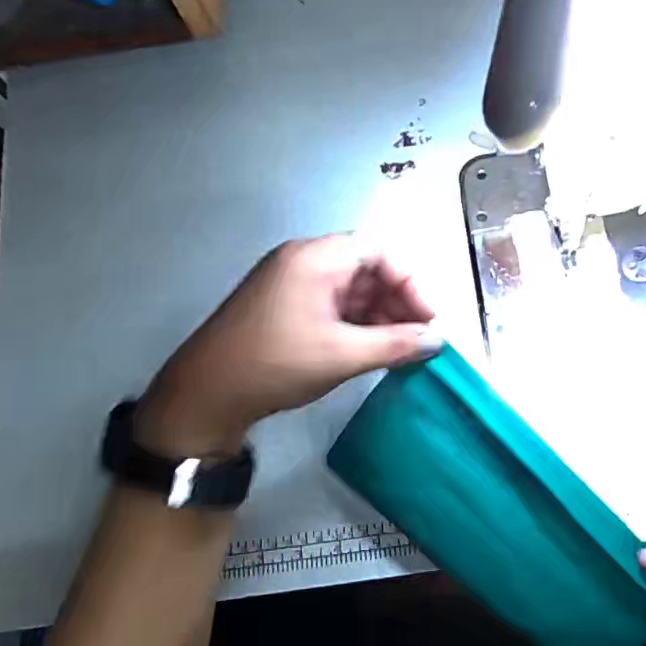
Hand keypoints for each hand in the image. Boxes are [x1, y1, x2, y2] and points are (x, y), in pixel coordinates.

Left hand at [137, 234, 442, 456]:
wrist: (208, 394)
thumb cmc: (276, 364)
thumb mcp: (344, 355)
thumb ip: (397, 345)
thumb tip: (437, 341)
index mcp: (315, 259)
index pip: (379, 251)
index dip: (411, 282)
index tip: (428, 318)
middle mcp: (306, 263)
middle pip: (369, 269)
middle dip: (400, 302)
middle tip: (419, 339)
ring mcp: (296, 286)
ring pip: (356, 291)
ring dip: (384, 318)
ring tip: (402, 350)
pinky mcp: (291, 310)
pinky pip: (338, 308)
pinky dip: (363, 327)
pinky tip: (378, 352)